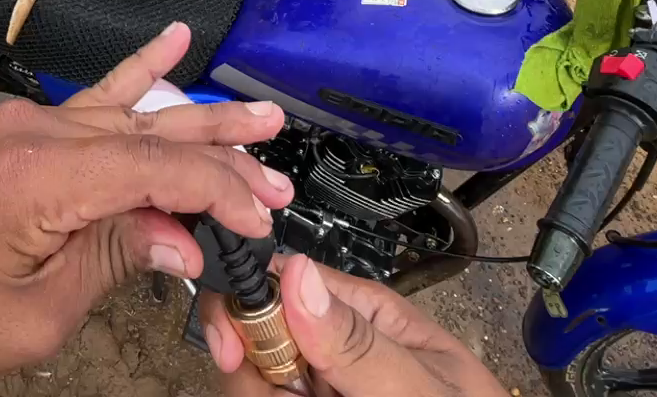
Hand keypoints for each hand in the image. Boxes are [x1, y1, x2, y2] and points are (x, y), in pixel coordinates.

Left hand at [0, 23, 294, 395]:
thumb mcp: (46, 308)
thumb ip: (120, 253)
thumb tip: (188, 237)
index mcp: (38, 176)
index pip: (152, 167)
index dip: (215, 189)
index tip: (259, 214)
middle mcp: (37, 132)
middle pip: (150, 134)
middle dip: (220, 155)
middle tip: (276, 171)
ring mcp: (32, 122)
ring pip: (133, 113)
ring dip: (196, 118)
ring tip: (257, 114)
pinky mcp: (29, 127)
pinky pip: (94, 96)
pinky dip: (138, 70)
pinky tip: (173, 41)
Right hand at [200, 254, 509, 396]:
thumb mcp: (425, 392)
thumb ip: (360, 342)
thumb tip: (295, 272)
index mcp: (362, 312)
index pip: (279, 282)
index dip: (244, 308)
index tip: (230, 352)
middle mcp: (331, 346)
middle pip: (253, 337)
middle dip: (252, 373)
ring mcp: (319, 386)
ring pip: (253, 380)